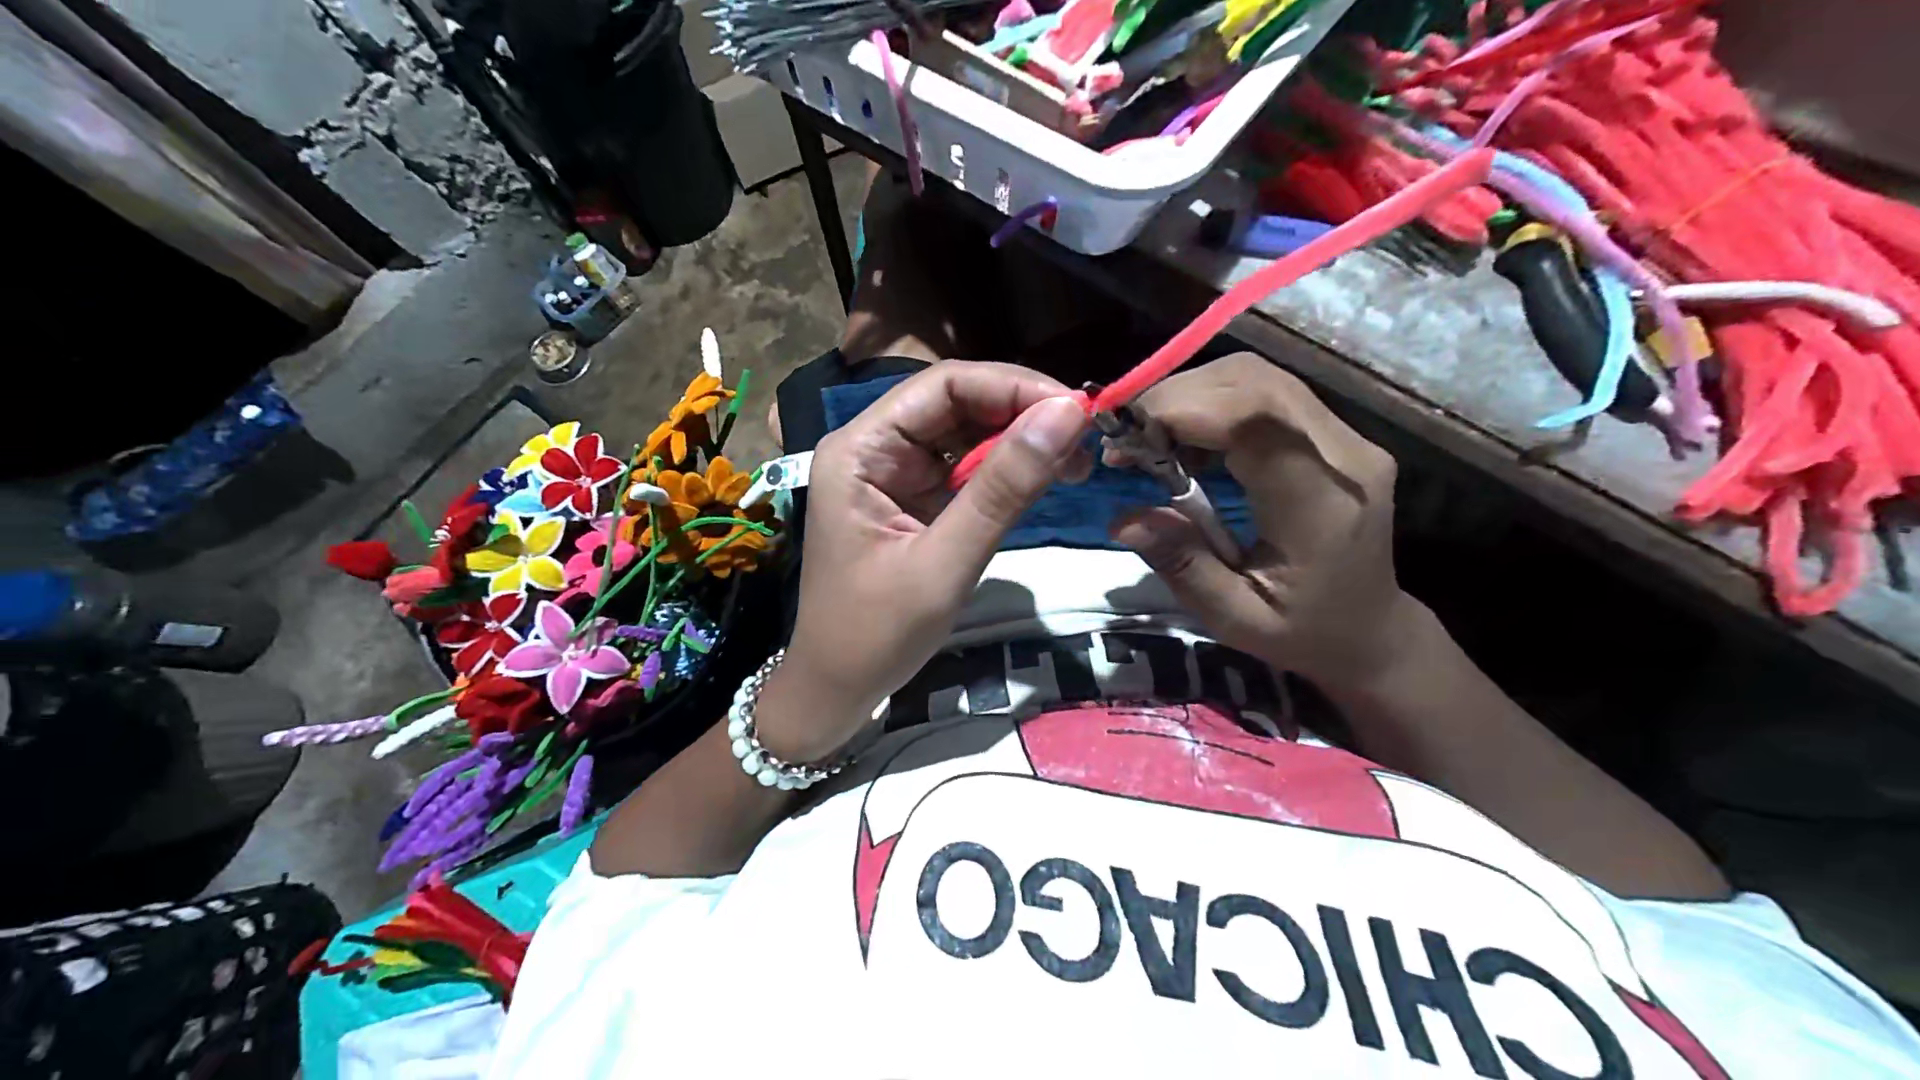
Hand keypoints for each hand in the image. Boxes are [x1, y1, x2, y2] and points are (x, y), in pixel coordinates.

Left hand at [769, 361, 1090, 757]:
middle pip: (956, 402)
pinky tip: (1044, 476)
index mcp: (860, 450)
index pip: (942, 386)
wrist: (839, 688)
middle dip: (1022, 413)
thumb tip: (1066, 416)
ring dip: (1021, 440)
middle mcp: (874, 448)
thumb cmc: (877, 633)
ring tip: (1076, 460)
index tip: (1075, 410)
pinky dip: (1006, 470)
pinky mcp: (914, 498)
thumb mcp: (945, 562)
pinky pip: (965, 468)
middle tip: (1086, 440)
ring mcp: (894, 473)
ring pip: (965, 432)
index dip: (1012, 386)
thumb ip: (1003, 489)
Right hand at [1107, 353, 1413, 690]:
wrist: (1369, 629)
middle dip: (1177, 399)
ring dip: (1192, 396)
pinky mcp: (1334, 434)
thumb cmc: (1301, 631)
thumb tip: (1122, 519)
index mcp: (1321, 505)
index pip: (1255, 421)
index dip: (1182, 412)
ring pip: (1258, 378)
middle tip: (1129, 441)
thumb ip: (1183, 565)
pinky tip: (1188, 442)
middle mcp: (1344, 456)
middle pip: (1254, 383)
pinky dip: (1213, 403)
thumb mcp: (1234, 618)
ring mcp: (1346, 437)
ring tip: (1152, 442)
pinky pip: (1265, 393)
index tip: (1126, 441)